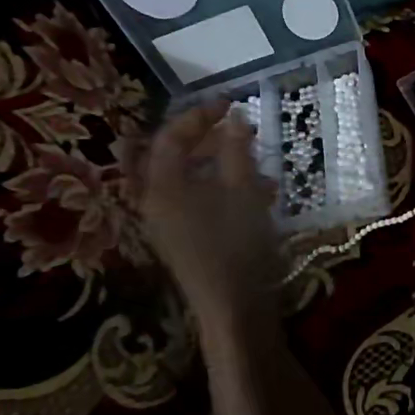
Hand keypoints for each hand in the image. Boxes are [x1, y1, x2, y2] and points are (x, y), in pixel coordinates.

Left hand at [135, 102, 279, 329]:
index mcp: (161, 187)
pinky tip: (258, 195)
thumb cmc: (237, 246)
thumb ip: (236, 149)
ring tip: (258, 166)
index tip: (231, 103)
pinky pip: (198, 204)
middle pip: (175, 158)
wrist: (234, 311)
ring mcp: (168, 226)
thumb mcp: (242, 191)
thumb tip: (234, 117)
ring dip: (220, 167)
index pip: (170, 137)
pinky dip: (222, 192)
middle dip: (210, 140)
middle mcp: (156, 203)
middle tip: (242, 130)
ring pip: (190, 182)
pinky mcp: (185, 243)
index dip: (199, 115)